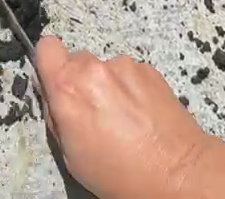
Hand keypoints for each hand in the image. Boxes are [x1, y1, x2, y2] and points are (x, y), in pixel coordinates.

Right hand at [35, 35, 217, 198]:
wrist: (178, 174)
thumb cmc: (121, 176)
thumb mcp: (72, 157)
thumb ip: (56, 116)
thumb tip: (53, 94)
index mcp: (67, 89)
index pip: (46, 47)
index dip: (50, 63)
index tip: (59, 81)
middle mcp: (92, 69)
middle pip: (76, 60)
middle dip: (82, 81)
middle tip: (96, 113)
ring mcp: (122, 66)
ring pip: (105, 68)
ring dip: (110, 86)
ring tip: (126, 119)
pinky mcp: (147, 69)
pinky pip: (130, 73)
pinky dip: (132, 89)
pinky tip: (143, 115)